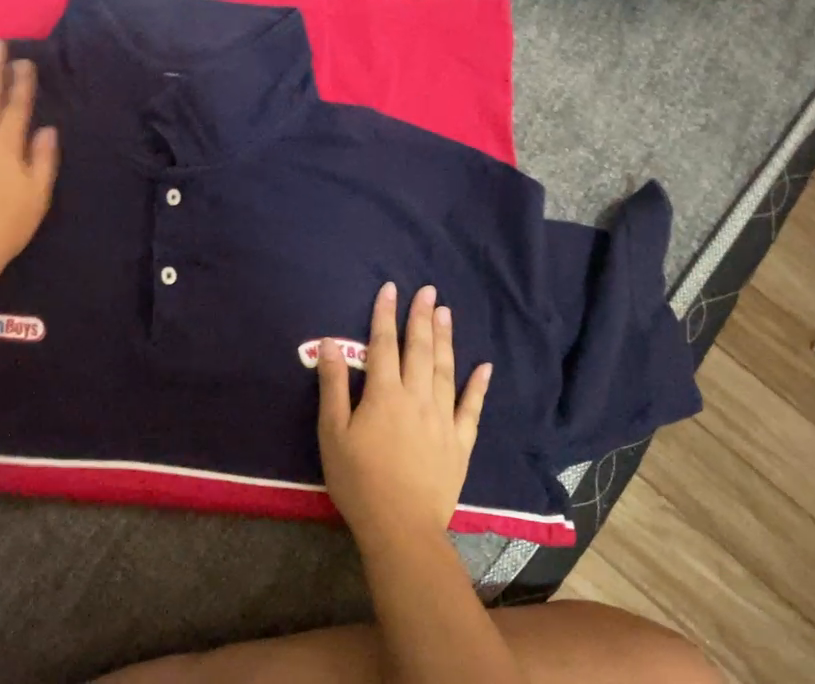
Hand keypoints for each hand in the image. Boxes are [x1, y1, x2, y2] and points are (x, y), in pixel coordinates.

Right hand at [317, 283, 491, 547]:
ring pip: (445, 370)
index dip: (385, 315)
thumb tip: (330, 343)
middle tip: (428, 291)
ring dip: (445, 340)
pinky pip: (472, 408)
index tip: (390, 288)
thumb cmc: (357, 479)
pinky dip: (478, 386)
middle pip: (419, 350)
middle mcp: (417, 398)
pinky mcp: (460, 443)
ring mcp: (443, 420)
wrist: (401, 527)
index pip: (383, 345)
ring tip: (446, 313)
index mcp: (384, 394)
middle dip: (421, 318)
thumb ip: (333, 385)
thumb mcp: (332, 432)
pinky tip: (484, 367)